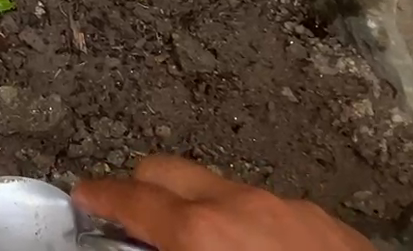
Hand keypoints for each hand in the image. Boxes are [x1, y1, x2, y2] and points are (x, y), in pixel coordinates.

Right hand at [73, 156, 373, 250]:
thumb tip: (135, 242)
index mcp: (199, 230)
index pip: (126, 196)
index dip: (96, 197)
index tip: (83, 200)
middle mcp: (236, 204)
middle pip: (163, 169)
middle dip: (143, 190)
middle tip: (139, 226)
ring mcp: (286, 208)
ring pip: (218, 188)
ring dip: (201, 210)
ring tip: (211, 250)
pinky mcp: (330, 223)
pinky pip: (270, 209)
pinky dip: (253, 226)